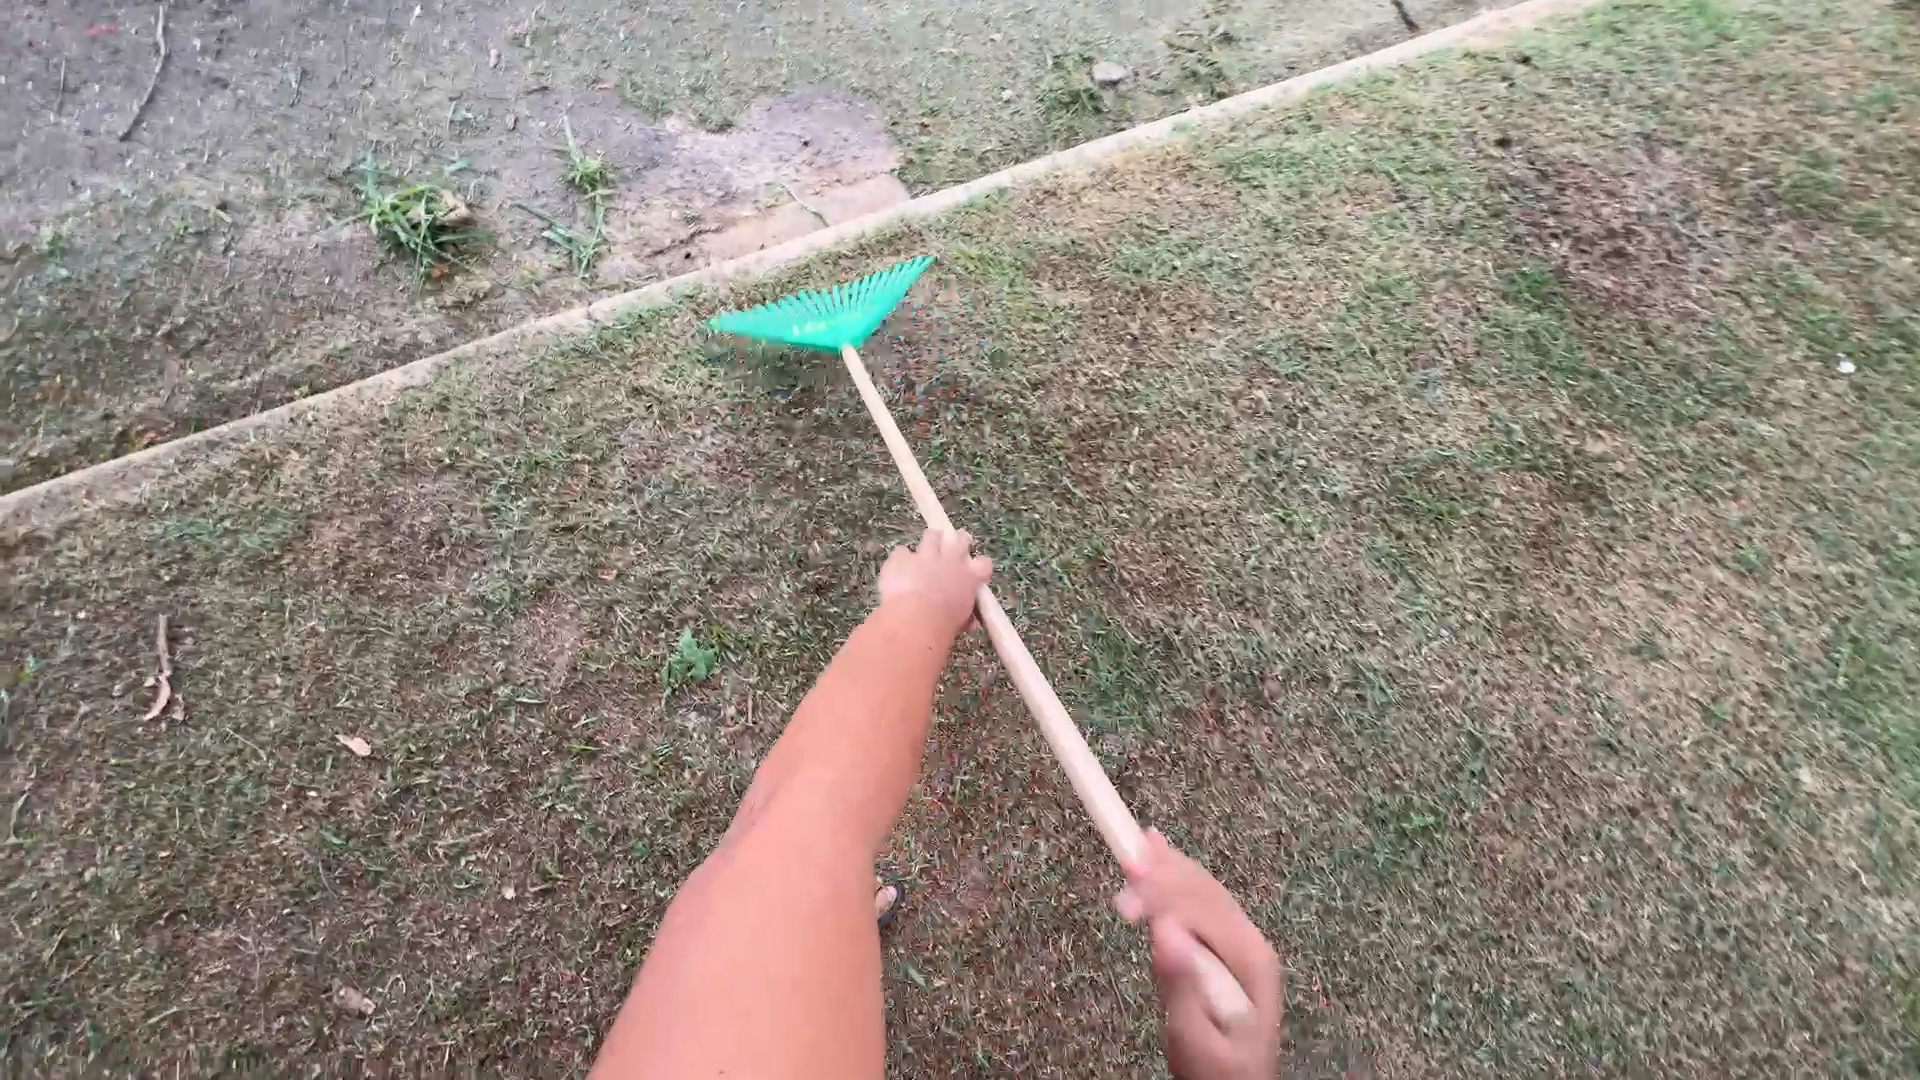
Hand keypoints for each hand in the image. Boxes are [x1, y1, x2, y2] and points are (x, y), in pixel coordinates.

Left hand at [876, 528, 991, 638]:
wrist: (915, 619)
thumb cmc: (942, 628)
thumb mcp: (961, 623)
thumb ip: (965, 615)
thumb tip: (966, 620)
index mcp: (970, 578)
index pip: (984, 564)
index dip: (979, 565)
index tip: (975, 569)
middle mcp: (951, 561)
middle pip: (960, 540)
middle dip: (958, 541)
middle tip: (952, 547)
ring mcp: (925, 556)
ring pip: (932, 536)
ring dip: (931, 541)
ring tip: (926, 548)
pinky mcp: (902, 558)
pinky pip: (902, 551)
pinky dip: (901, 559)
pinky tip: (897, 570)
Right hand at [1116, 830, 1282, 1079]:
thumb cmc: (1216, 1070)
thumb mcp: (1195, 1040)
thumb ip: (1181, 987)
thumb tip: (1163, 930)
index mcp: (1250, 960)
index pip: (1202, 907)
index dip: (1164, 891)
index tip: (1128, 884)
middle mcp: (1248, 939)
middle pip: (1201, 889)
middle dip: (1162, 873)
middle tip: (1125, 860)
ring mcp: (1237, 937)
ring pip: (1198, 886)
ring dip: (1165, 867)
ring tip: (1136, 842)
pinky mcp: (1220, 941)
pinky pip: (1196, 895)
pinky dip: (1172, 872)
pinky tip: (1157, 848)